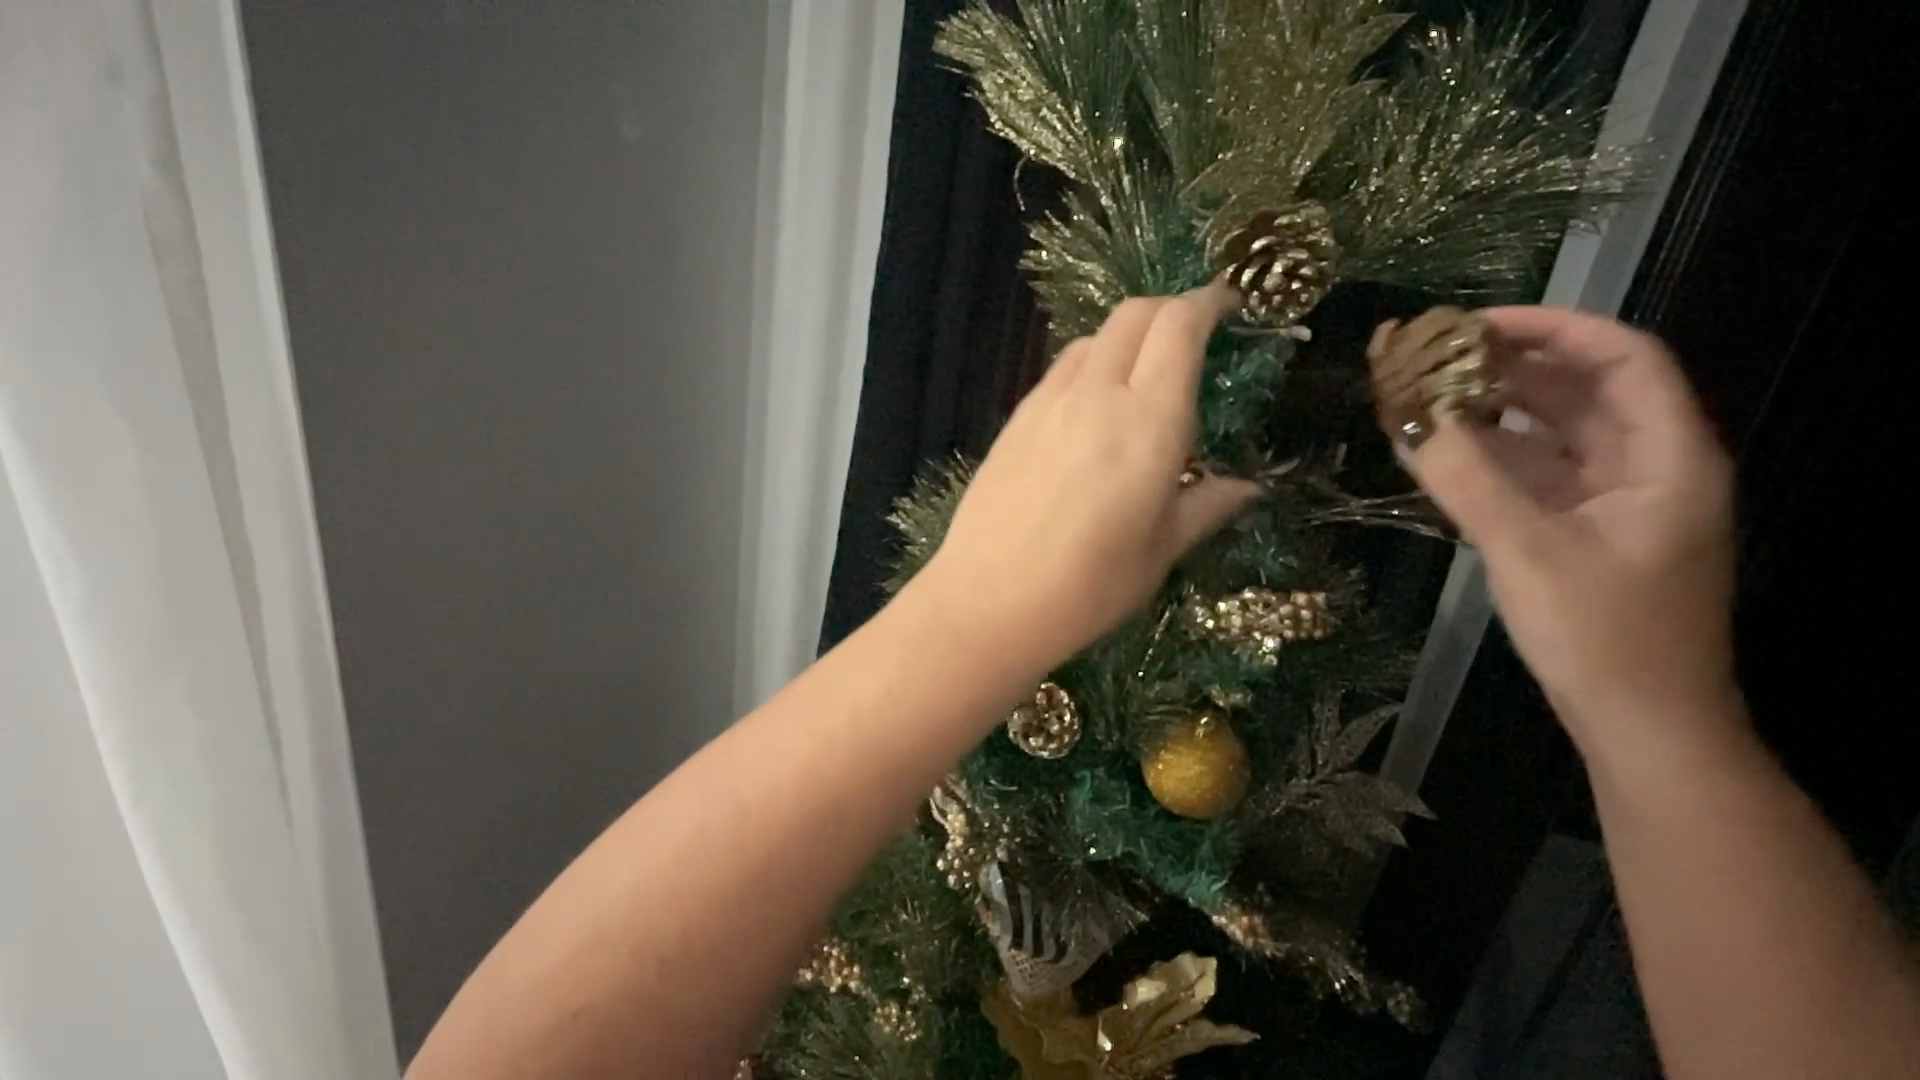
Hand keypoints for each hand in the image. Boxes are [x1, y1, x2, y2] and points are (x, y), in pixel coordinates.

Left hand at [912, 287, 1262, 671]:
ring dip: (1129, 336)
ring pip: (1094, 337)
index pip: (1180, 325)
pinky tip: (1095, 407)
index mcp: (1148, 421)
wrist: (987, 601)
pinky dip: (1091, 364)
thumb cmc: (1088, 587)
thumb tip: (1249, 487)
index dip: (1210, 301)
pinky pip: (1062, 368)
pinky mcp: (1016, 418)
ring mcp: (1048, 402)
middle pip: (1135, 313)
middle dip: (1172, 309)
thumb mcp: (1161, 551)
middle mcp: (1096, 394)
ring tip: (1145, 374)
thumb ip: (1208, 505)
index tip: (1232, 307)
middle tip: (1197, 336)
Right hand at [1400, 307, 1738, 744]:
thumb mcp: (1527, 551)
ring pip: (1555, 432)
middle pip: (1583, 390)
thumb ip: (1464, 479)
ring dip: (1495, 411)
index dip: (1551, 328)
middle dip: (1509, 367)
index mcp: (1668, 456)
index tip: (1473, 325)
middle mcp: (1649, 466)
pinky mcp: (1585, 532)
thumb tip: (1403, 415)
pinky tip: (1443, 449)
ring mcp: (1617, 501)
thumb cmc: (1604, 636)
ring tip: (1426, 393)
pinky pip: (1537, 473)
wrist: (1642, 727)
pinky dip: (1493, 455)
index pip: (1622, 357)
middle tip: (1433, 356)